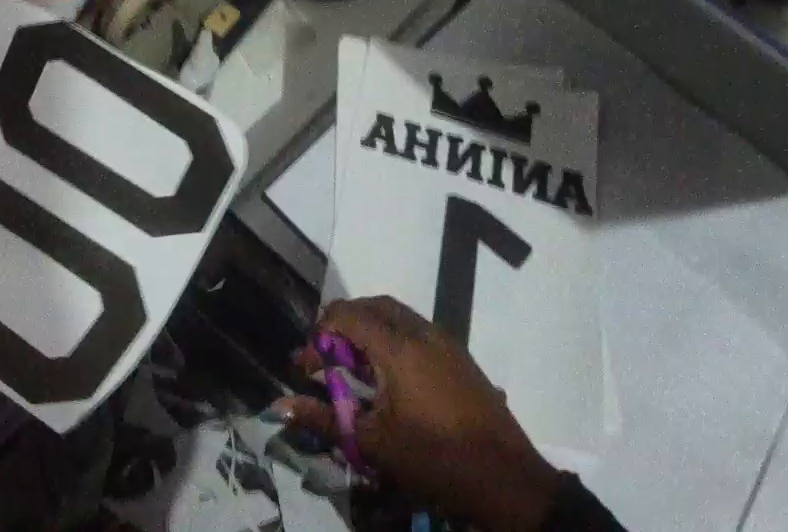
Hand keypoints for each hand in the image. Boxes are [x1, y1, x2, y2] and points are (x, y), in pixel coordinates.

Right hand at [277, 296, 561, 531]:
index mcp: (398, 347)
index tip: (307, 367)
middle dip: (345, 323)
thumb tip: (279, 406)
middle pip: (374, 307)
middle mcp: (422, 333)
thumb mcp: (373, 443)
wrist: (507, 481)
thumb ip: (325, 418)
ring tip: (354, 366)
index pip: (348, 316)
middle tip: (327, 357)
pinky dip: (394, 339)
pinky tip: (389, 377)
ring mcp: (446, 343)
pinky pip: (418, 331)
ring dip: (371, 330)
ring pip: (399, 316)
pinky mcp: (460, 358)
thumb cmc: (435, 458)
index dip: (320, 335)